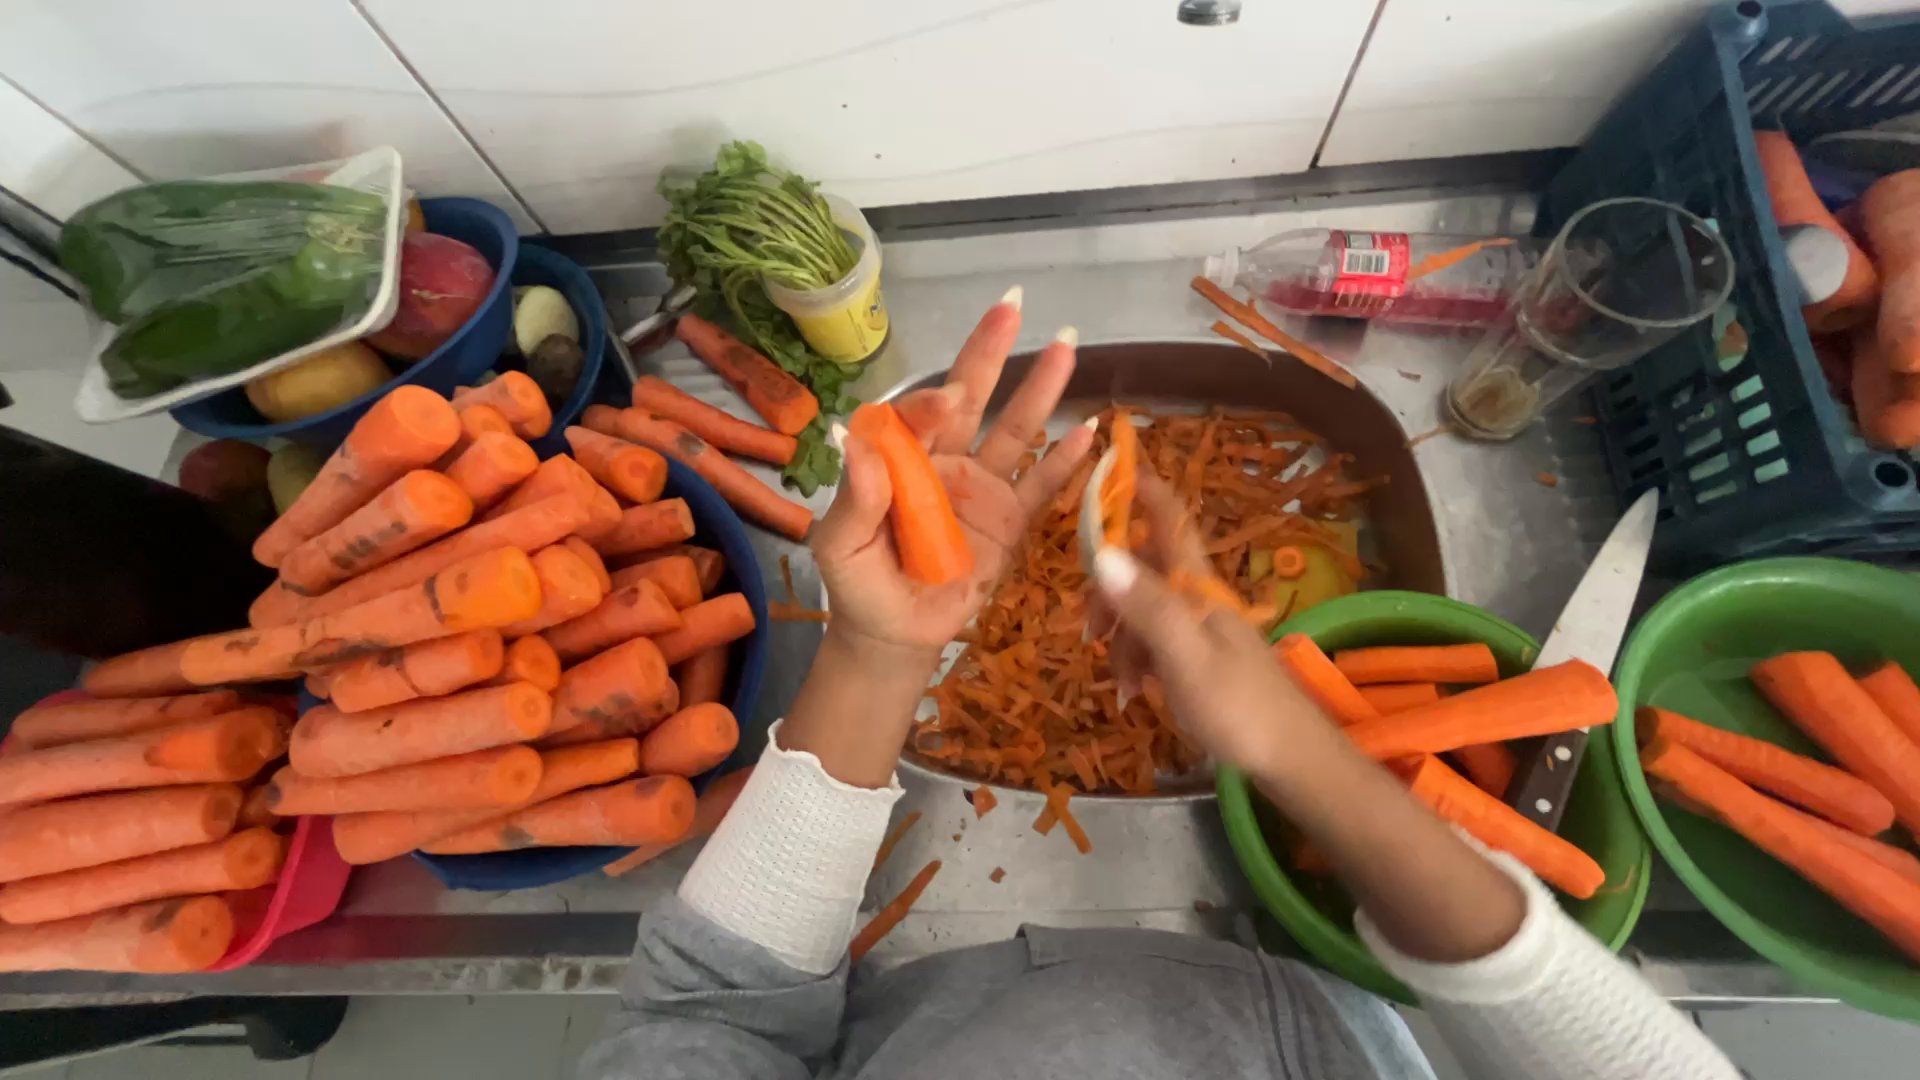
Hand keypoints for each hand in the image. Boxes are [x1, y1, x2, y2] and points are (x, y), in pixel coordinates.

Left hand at [811, 290, 1094, 665]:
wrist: (896, 631)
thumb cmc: (861, 585)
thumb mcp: (841, 548)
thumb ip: (856, 499)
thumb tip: (862, 440)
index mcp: (902, 460)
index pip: (920, 415)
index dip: (932, 401)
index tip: (947, 400)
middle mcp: (945, 461)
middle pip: (971, 398)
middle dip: (988, 353)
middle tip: (1011, 305)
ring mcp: (982, 488)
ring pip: (1014, 430)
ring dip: (1039, 389)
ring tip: (1067, 345)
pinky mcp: (1010, 520)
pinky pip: (1040, 485)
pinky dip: (1064, 460)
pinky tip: (1089, 428)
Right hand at [1089, 475, 1339, 780]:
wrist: (1292, 760)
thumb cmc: (1240, 707)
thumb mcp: (1185, 657)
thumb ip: (1147, 606)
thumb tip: (1102, 553)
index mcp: (1196, 583)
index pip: (1167, 516)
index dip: (1140, 487)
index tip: (1108, 463)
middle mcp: (1195, 594)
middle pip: (1140, 565)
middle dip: (1108, 590)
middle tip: (1090, 630)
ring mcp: (1196, 625)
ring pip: (1140, 607)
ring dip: (1119, 636)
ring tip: (1119, 678)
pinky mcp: (1195, 654)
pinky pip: (1151, 640)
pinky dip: (1135, 659)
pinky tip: (1133, 689)